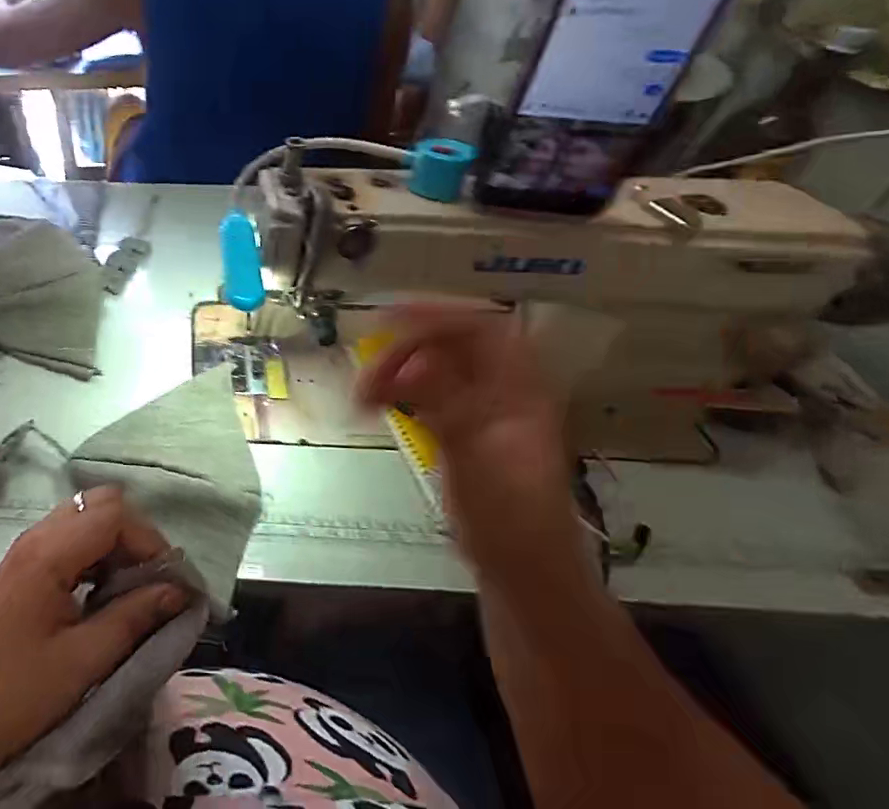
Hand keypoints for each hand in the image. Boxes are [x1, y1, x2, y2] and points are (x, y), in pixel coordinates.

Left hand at [0, 488, 188, 783]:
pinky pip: (73, 532)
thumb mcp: (84, 661)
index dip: (150, 540)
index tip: (170, 580)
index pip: (114, 515)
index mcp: (48, 554)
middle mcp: (37, 536)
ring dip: (117, 539)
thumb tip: (179, 591)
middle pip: (101, 502)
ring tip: (134, 583)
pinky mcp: (26, 560)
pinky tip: (106, 586)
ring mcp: (29, 545)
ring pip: (87, 513)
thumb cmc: (16, 694)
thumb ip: (134, 617)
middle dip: (136, 533)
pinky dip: (99, 548)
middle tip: (153, 577)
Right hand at [354, 306, 579, 575]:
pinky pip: (427, 394)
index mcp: (519, 388)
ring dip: (396, 370)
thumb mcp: (477, 460)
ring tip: (363, 394)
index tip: (387, 319)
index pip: (479, 327)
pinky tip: (377, 404)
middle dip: (405, 347)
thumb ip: (446, 405)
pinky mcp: (463, 431)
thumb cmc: (511, 521)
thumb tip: (412, 361)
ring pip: (434, 368)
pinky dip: (400, 392)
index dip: (435, 314)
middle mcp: (502, 390)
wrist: (525, 575)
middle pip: (451, 344)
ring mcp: (482, 411)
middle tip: (367, 372)